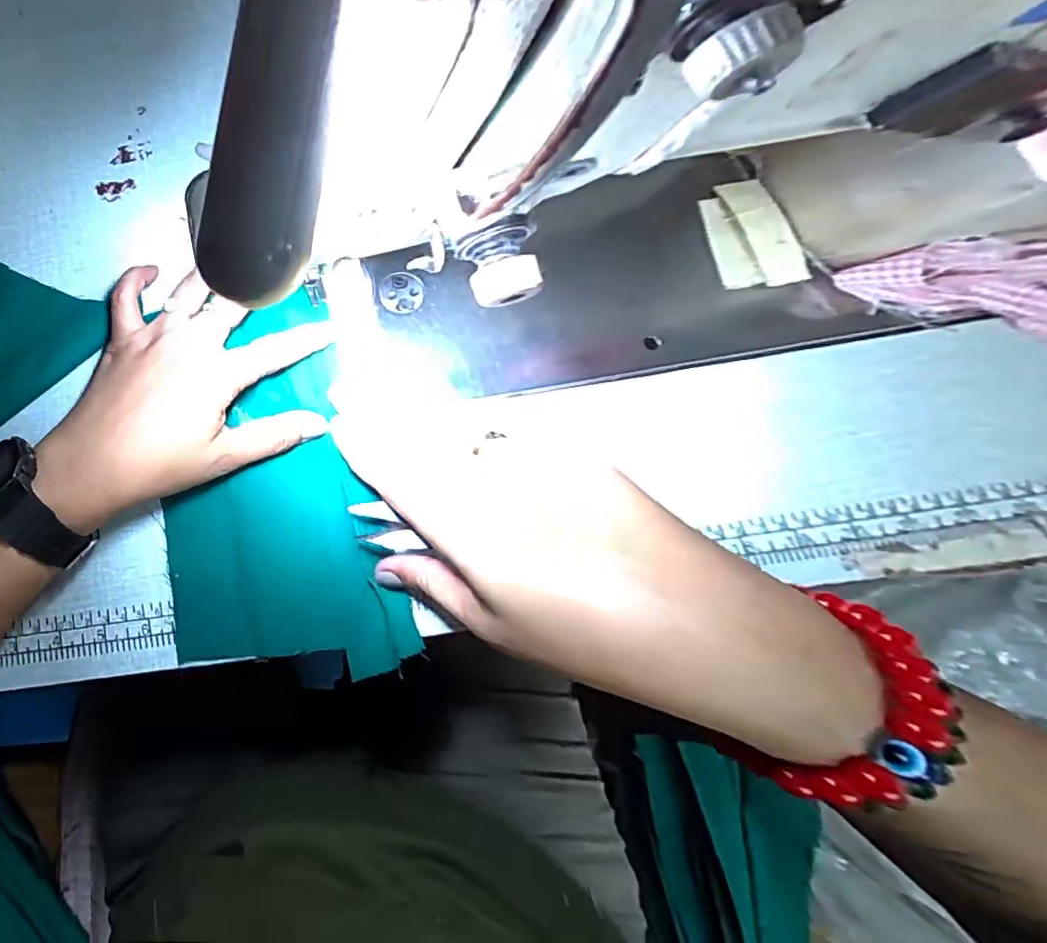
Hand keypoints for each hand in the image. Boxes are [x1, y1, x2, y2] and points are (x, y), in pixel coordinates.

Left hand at [32, 267, 333, 531]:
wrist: (91, 465)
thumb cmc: (158, 465)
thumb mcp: (222, 456)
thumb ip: (272, 435)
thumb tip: (316, 425)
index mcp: (218, 373)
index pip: (274, 352)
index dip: (305, 340)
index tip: (327, 329)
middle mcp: (189, 342)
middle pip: (232, 303)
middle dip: (259, 290)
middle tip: (275, 280)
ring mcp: (153, 334)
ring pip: (186, 289)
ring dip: (210, 276)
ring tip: (228, 267)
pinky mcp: (122, 336)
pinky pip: (127, 296)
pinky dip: (137, 279)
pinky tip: (150, 272)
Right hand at [331, 406, 882, 763]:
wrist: (708, 624)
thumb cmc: (593, 643)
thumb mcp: (502, 629)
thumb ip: (436, 584)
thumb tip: (387, 561)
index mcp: (476, 535)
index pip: (402, 475)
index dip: (366, 446)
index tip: (339, 423)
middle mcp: (504, 483)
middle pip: (427, 437)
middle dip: (387, 420)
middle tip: (358, 403)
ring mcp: (547, 459)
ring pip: (466, 424)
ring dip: (431, 423)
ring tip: (411, 427)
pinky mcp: (581, 449)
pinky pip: (511, 428)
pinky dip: (480, 428)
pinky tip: (474, 438)